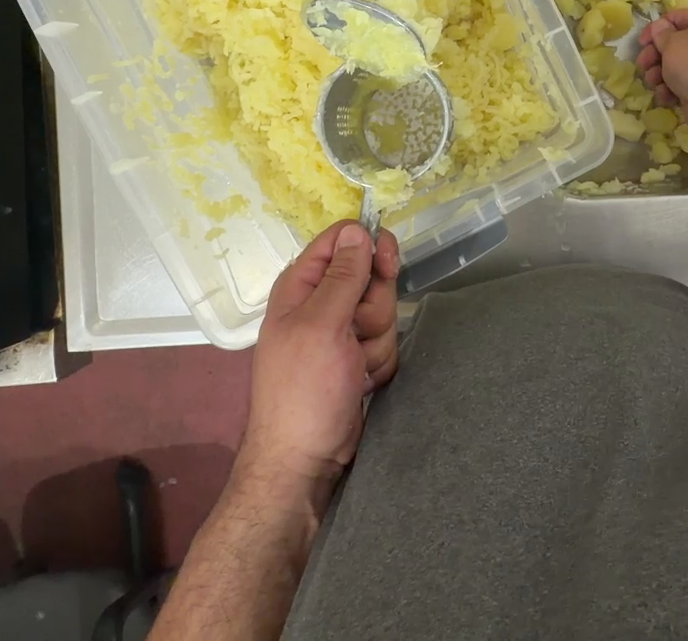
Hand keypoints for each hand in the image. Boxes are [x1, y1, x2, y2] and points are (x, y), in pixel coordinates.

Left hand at [237, 221, 399, 500]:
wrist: (307, 458)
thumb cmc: (304, 390)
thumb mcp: (322, 325)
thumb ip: (343, 276)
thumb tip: (356, 228)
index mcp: (301, 285)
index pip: (341, 240)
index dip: (367, 246)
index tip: (386, 262)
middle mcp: (322, 302)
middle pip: (371, 275)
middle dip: (374, 306)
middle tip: (356, 332)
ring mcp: (342, 331)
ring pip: (384, 310)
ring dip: (376, 340)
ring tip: (354, 367)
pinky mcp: (360, 356)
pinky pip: (386, 341)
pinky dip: (379, 362)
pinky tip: (362, 382)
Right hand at [637, 8, 687, 134]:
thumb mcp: (673, 43)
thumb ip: (662, 33)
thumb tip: (660, 27)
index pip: (680, 17)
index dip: (658, 26)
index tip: (643, 40)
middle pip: (674, 45)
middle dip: (654, 55)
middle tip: (643, 63)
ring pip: (675, 67)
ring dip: (658, 74)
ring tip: (653, 82)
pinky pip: (681, 85)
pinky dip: (670, 90)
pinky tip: (666, 97)